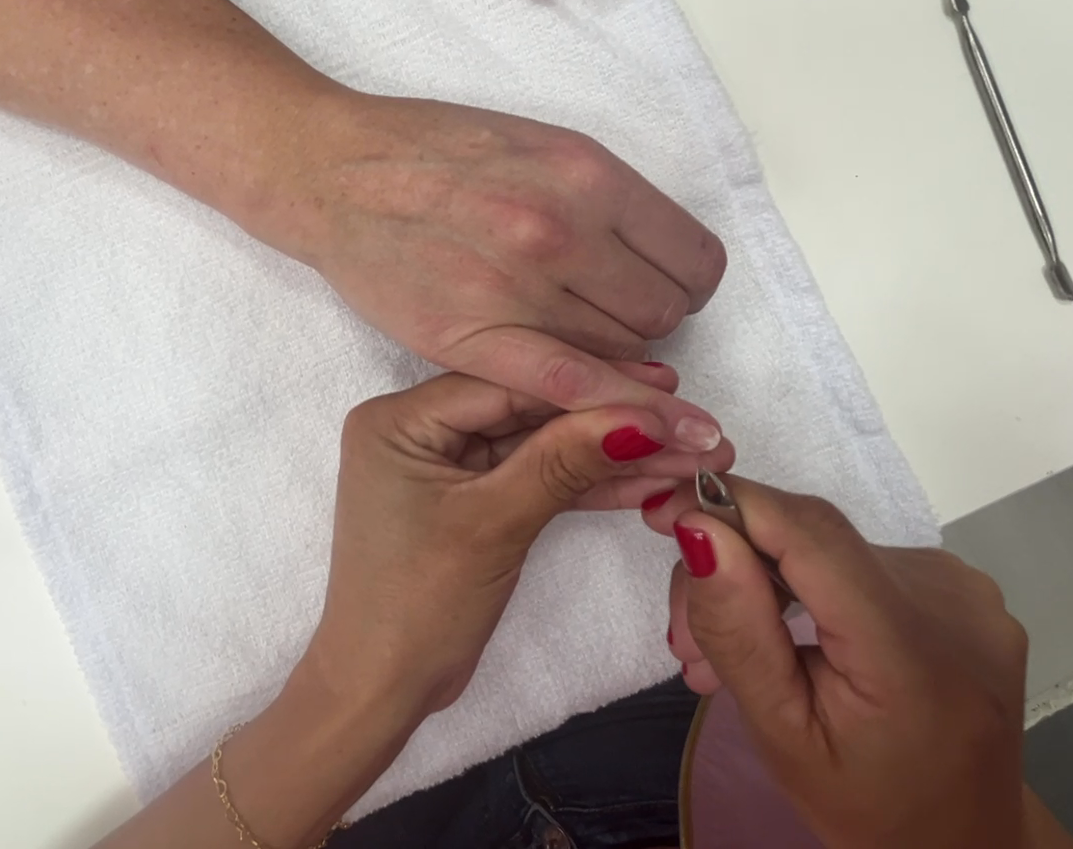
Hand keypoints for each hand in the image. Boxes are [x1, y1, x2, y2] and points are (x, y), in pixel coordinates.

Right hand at [259, 93, 729, 463]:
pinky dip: (613, 408)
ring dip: (612, 354)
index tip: (661, 287)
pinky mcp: (471, 338)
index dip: (686, 282)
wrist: (333, 173)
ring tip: (567, 333)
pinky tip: (641, 428)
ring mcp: (517, 288)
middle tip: (608, 312)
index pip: (693, 258)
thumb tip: (648, 250)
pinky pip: (568, 384)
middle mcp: (563, 231)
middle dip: (649, 319)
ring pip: (620, 353)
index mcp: (587, 173)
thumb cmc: (425, 148)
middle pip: (663, 312)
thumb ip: (598, 194)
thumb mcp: (531, 141)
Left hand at [301, 368, 692, 721]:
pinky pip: (531, 478)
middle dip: (607, 422)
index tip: (666, 389)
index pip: (505, 385)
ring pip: (536, 447)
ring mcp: (445, 463)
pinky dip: (583, 485)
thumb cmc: (418, 605)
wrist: (383, 687)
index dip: (589, 387)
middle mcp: (418, 428)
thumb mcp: (493, 525)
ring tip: (687, 456)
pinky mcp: (469, 496)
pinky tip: (648, 482)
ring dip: (606, 456)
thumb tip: (645, 416)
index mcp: (399, 419)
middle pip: (525, 412)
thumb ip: (563, 463)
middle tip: (689, 424)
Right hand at [647, 478, 1037, 847]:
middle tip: (684, 635)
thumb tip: (698, 529)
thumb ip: (737, 630)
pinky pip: (846, 558)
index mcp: (914, 650)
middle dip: (729, 564)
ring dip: (756, 577)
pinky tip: (779, 630)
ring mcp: (961, 588)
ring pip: (817, 545)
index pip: (811, 531)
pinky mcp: (954, 585)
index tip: (660, 511)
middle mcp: (951, 599)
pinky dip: (796, 582)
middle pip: (804, 538)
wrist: (962, 839)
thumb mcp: (779, 733)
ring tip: (723, 651)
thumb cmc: (863, 803)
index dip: (731, 503)